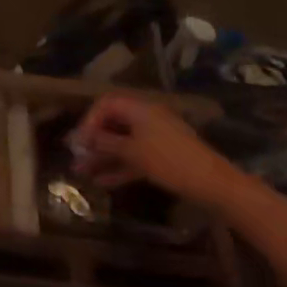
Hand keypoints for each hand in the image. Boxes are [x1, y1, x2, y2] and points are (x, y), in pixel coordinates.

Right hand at [68, 94, 244, 203]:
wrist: (210, 182)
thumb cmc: (168, 160)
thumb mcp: (132, 152)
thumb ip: (105, 143)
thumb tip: (84, 139)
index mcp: (140, 109)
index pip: (107, 104)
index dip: (89, 120)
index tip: (78, 141)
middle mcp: (147, 119)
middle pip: (114, 124)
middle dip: (93, 141)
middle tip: (76, 158)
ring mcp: (156, 138)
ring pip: (123, 143)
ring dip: (103, 157)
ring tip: (82, 173)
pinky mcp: (162, 157)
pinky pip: (134, 157)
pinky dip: (119, 167)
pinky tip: (102, 182)